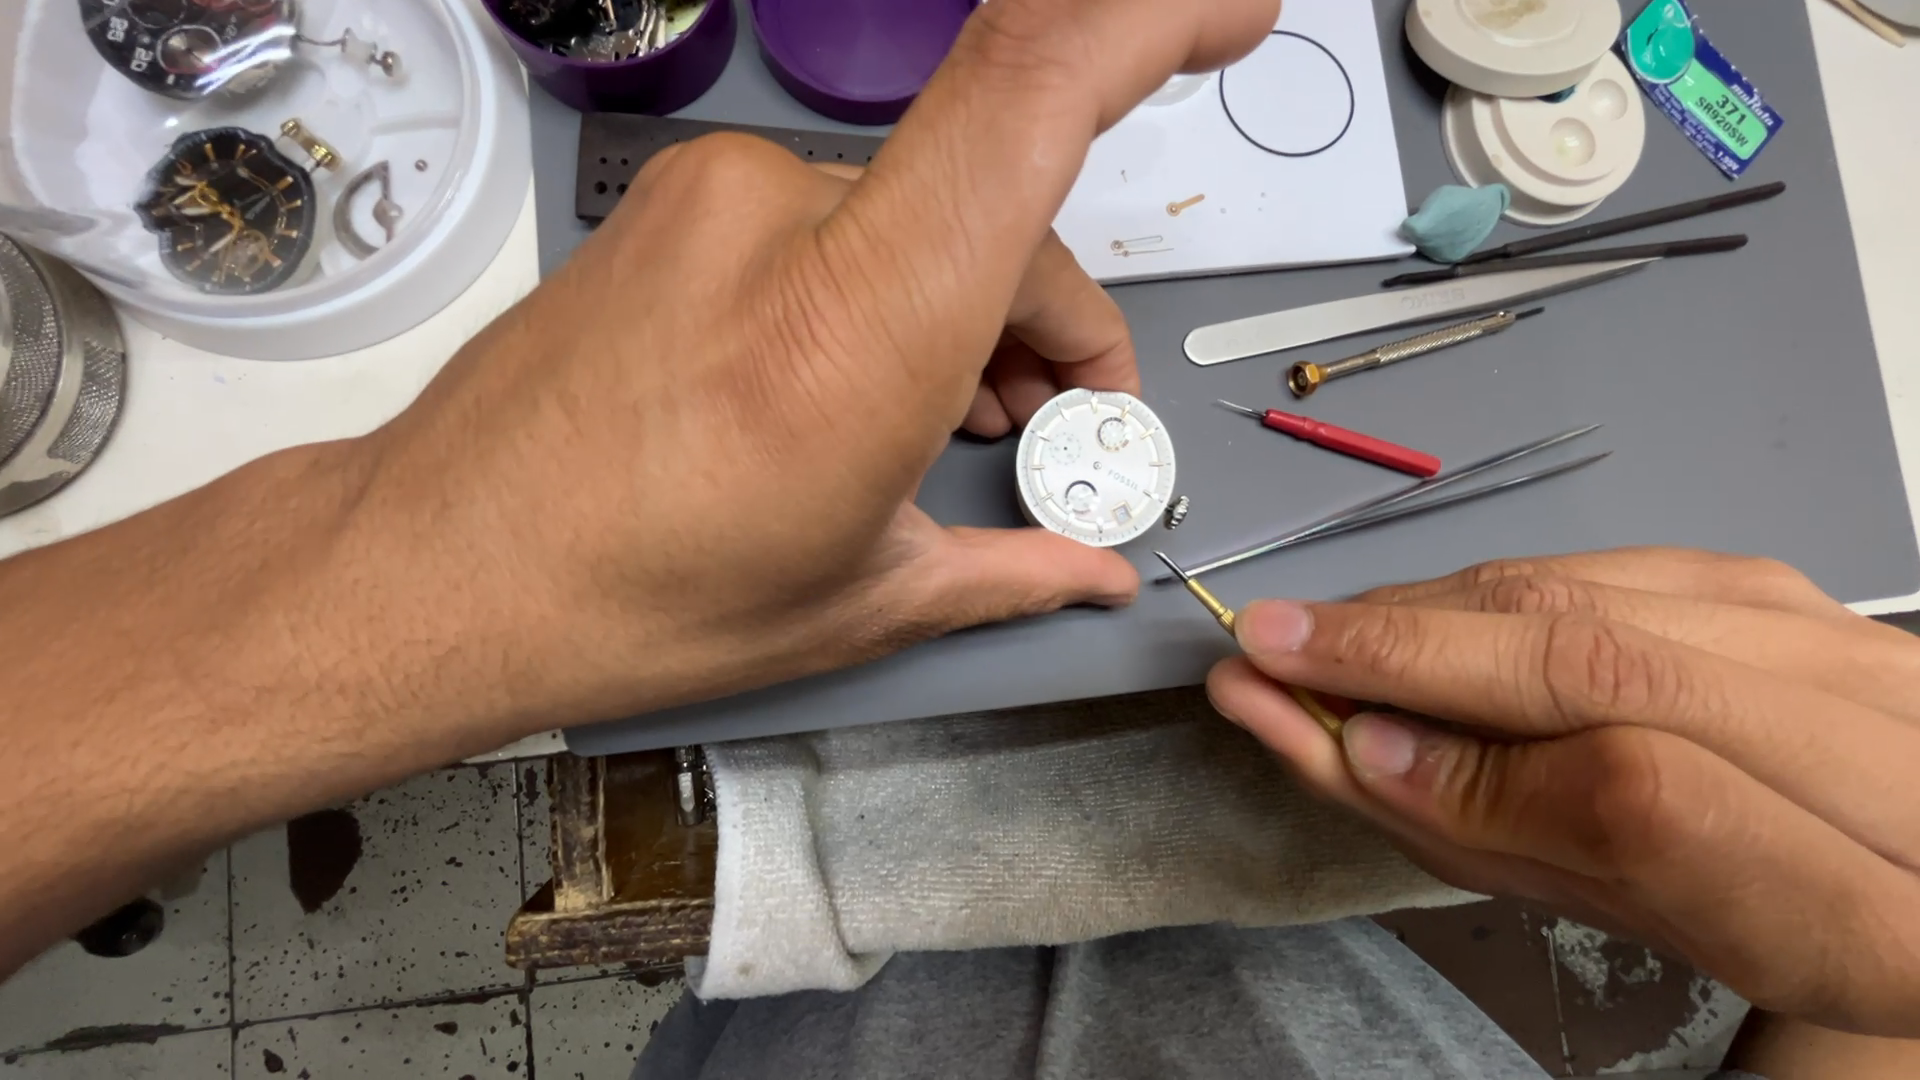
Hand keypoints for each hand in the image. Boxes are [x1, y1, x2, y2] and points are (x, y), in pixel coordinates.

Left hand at [335, 0, 1283, 739]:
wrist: (451, 574)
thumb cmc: (645, 603)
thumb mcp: (867, 602)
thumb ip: (1013, 570)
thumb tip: (1095, 572)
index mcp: (863, 328)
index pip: (1032, 90)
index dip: (1157, 19)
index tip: (1232, 19)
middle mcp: (794, 223)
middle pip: (1001, 208)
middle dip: (1059, 320)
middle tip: (1062, 426)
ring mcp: (727, 198)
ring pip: (924, 219)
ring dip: (976, 310)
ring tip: (968, 422)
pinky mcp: (687, 206)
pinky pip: (845, 223)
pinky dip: (898, 291)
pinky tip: (888, 384)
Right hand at [1204, 548, 1919, 1035]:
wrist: (1841, 833)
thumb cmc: (1689, 899)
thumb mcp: (1584, 908)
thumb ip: (1456, 825)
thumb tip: (1335, 736)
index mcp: (1869, 916)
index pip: (1649, 806)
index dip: (1470, 770)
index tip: (1338, 740)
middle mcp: (1884, 748)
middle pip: (1599, 664)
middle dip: (1401, 650)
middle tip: (1266, 639)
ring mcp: (1834, 639)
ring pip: (1577, 598)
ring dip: (1417, 613)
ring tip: (1322, 633)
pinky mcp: (1769, 583)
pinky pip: (1583, 566)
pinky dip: (1470, 594)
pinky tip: (1412, 619)